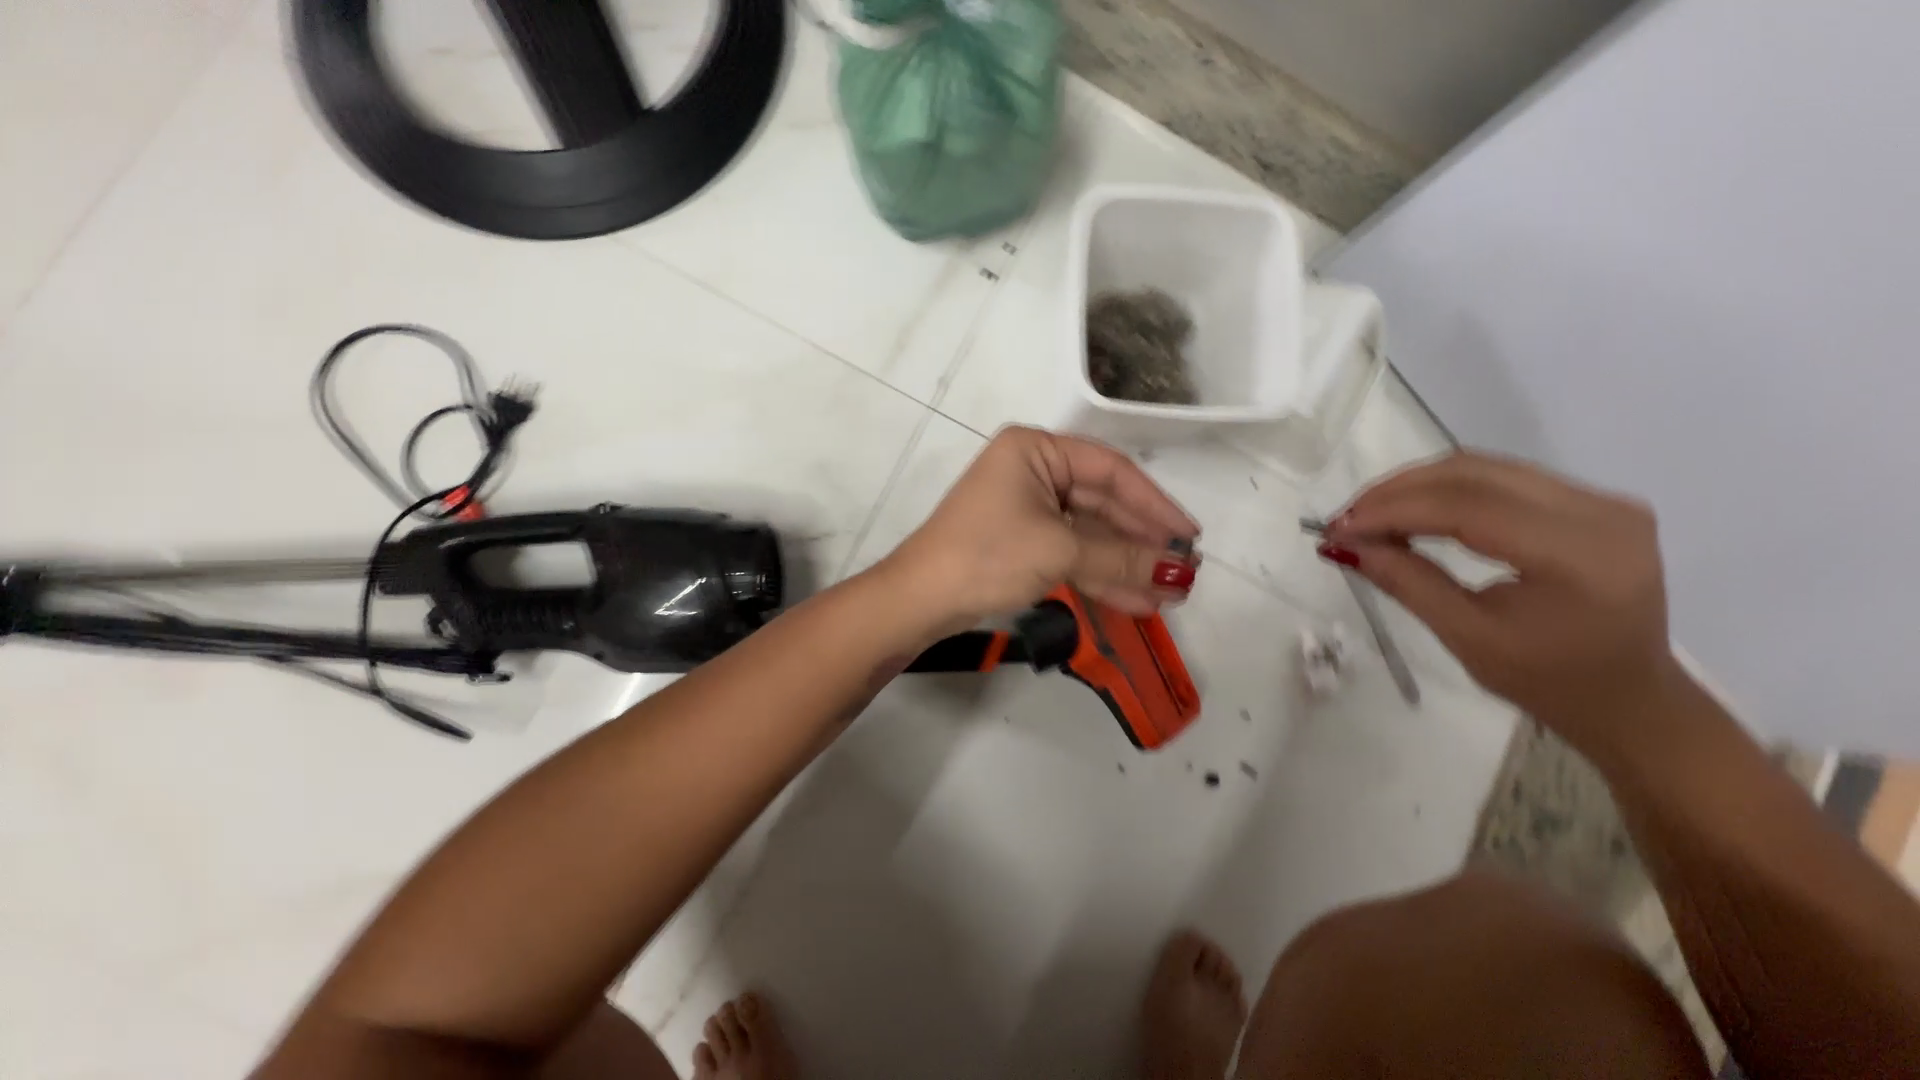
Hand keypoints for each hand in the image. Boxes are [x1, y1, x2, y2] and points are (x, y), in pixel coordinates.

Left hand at [882, 427, 1199, 632]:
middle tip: (1183, 573)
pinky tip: (1136, 603)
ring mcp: (1026, 509)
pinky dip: (1101, 577)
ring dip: (1127, 566)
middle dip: (1142, 543)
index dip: (1155, 505)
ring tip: (1169, 598)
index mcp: (1036, 450)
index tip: (1189, 538)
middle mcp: (1033, 471)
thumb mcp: (1059, 553)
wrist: (920, 600)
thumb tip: (1178, 572)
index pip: (1112, 471)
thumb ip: (1122, 559)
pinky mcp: (1021, 543)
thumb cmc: (988, 557)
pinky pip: (1071, 555)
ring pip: (1090, 535)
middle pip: (1103, 504)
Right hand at [1323, 452, 1683, 756]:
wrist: (1630, 699)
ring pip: (1488, 468)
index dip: (1395, 510)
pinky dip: (1452, 490)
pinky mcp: (1598, 501)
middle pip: (1477, 474)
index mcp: (1578, 556)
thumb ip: (1407, 582)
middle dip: (1400, 491)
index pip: (1469, 508)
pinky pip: (1508, 478)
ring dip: (1421, 486)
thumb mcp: (1468, 638)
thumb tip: (1342, 545)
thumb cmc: (1548, 682)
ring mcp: (1605, 500)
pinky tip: (1418, 511)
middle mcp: (1600, 512)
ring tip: (1373, 515)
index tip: (1339, 527)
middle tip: (1348, 519)